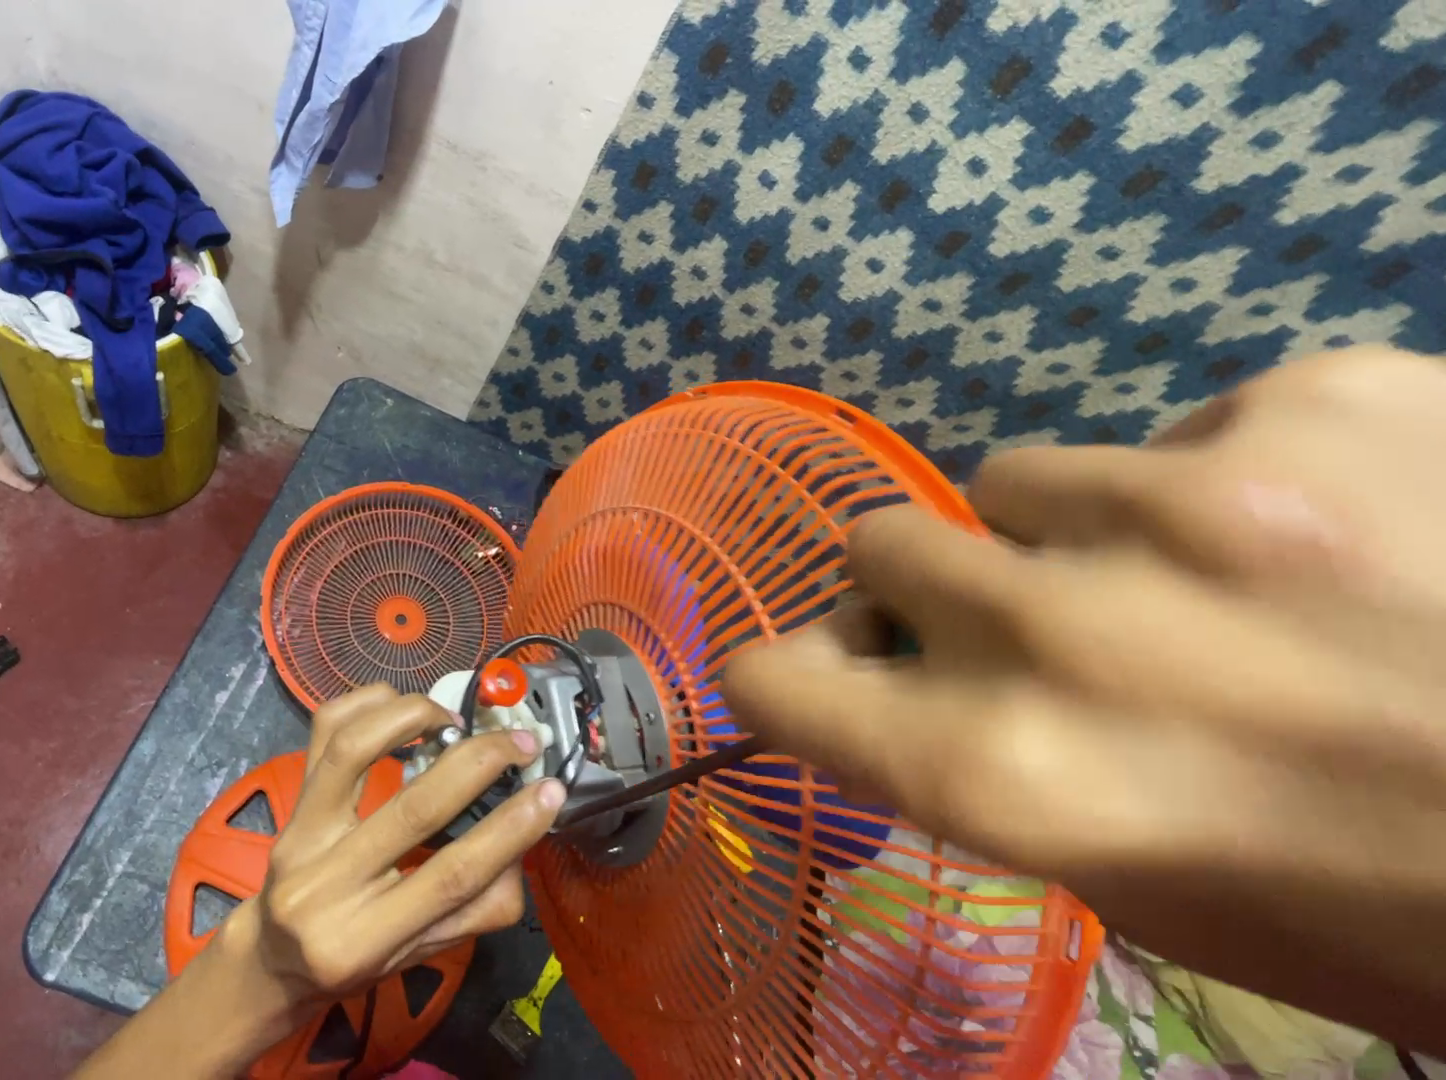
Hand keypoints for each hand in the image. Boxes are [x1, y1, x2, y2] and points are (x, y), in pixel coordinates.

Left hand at [74, 685, 564, 1079]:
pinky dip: (365, 703)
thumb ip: (475, 909)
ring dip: (414, 719)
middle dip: (478, 764)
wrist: (273, 954)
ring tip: (453, 718)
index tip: (551, 790)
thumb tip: (520, 845)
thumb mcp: (419, 954)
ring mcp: (302, 836)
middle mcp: (327, 885)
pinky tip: (400, 703)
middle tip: (520, 741)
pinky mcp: (291, 800)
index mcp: (366, 940)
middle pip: (412, 810)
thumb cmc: (355, 957)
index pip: (450, 877)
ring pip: (353, 753)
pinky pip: (323, 731)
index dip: (510, 830)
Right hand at [723, 346, 1445, 1054]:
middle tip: (1039, 627)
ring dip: (1071, 529)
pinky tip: (1351, 529)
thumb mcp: (1128, 877)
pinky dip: (1228, 475)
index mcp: (1005, 770)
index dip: (787, 673)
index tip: (825, 675)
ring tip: (1212, 580)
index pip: (772, 679)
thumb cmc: (1391, 909)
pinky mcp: (1322, 397)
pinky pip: (1187, 423)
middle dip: (933, 591)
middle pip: (876, 545)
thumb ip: (964, 760)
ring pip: (1016, 476)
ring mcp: (1188, 497)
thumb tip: (874, 678)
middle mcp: (1054, 626)